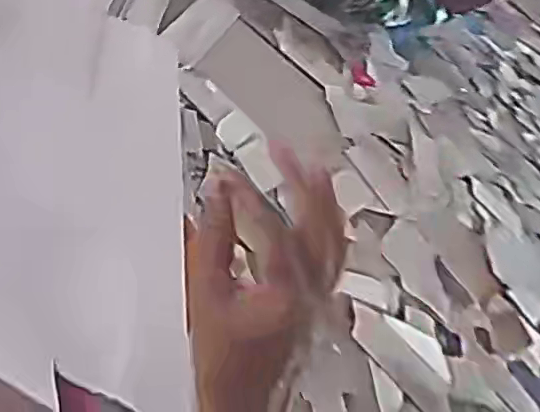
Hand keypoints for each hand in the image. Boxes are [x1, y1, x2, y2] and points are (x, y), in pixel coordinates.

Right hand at [187, 144, 345, 411]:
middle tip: (285, 152)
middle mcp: (312, 293)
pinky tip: (319, 212)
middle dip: (303, 183)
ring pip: (335, 241)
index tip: (225, 177)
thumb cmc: (222, 357)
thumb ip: (212, 236)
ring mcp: (320, 301)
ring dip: (322, 201)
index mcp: (285, 288)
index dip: (244, 194)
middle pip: (321, 227)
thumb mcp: (205, 289)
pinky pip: (332, 257)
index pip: (270, 224)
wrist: (239, 400)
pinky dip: (326, 227)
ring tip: (313, 169)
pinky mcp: (318, 305)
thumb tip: (217, 193)